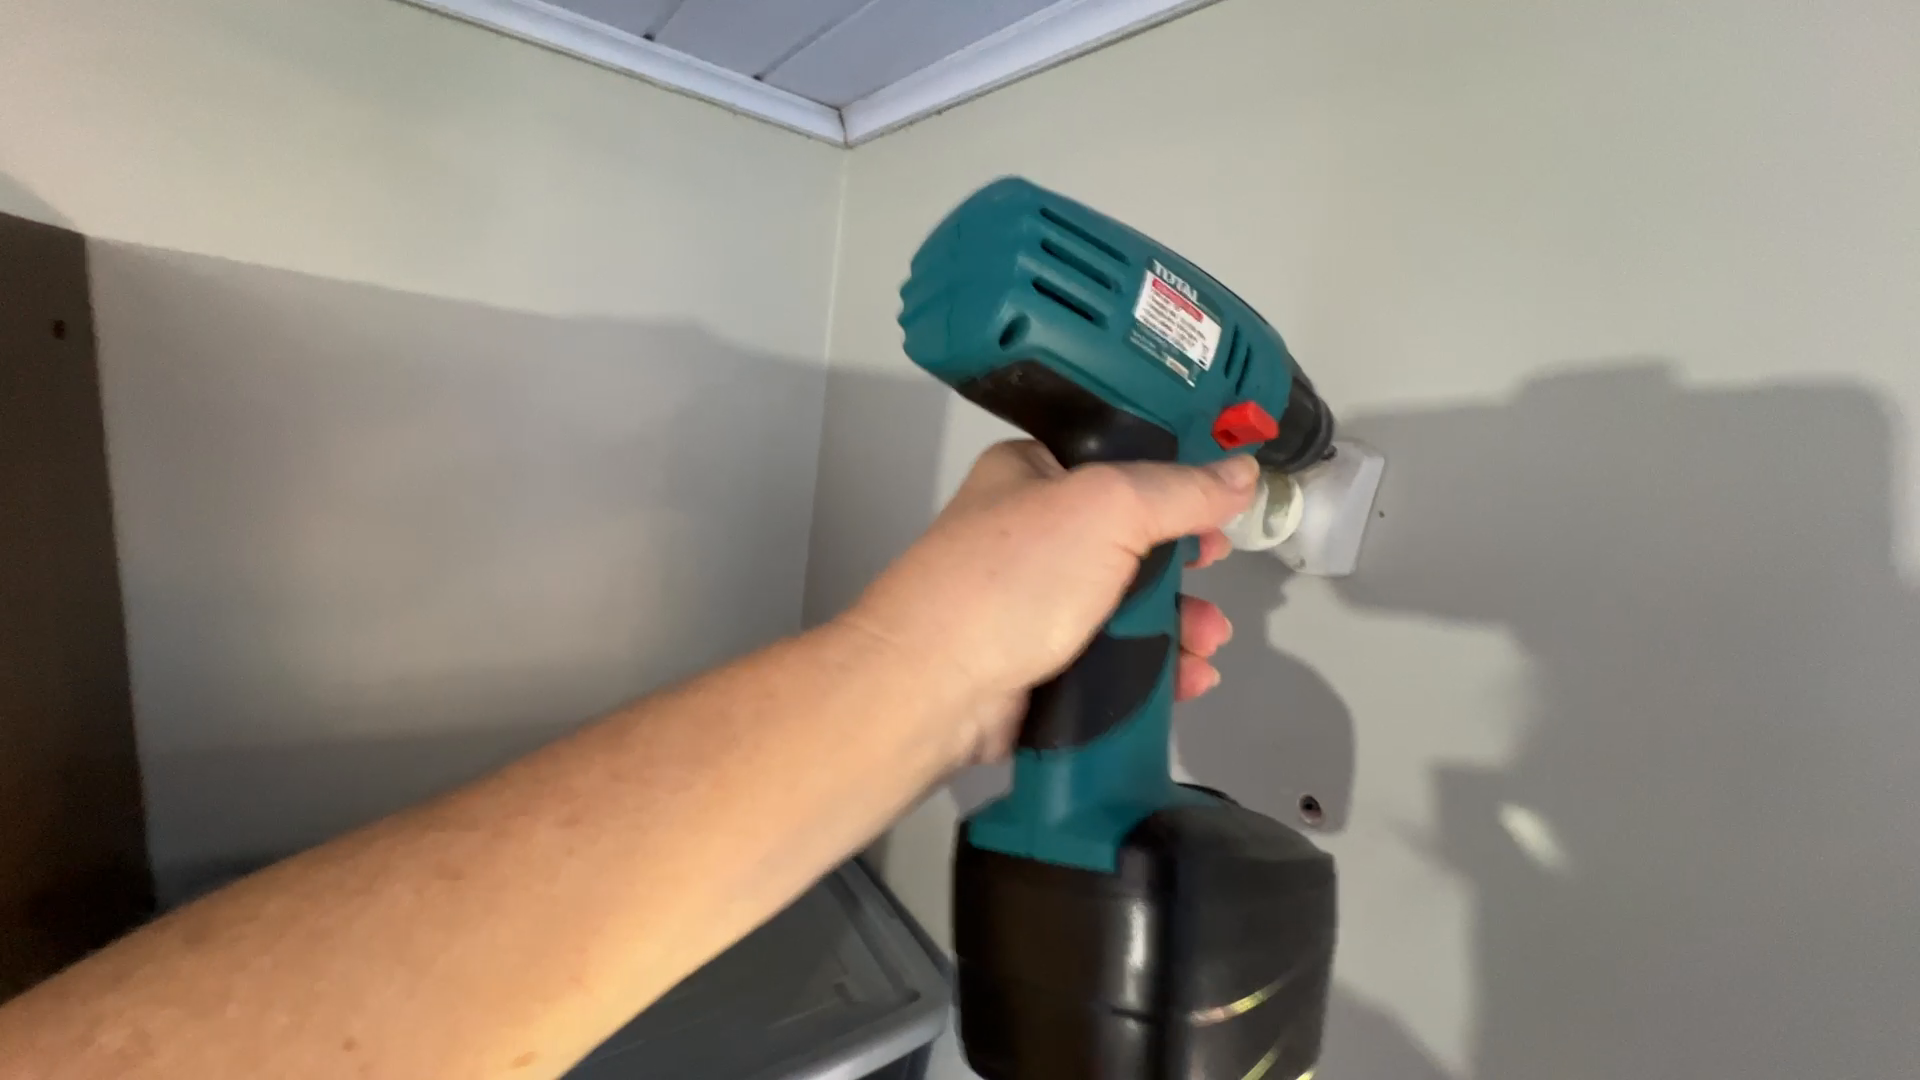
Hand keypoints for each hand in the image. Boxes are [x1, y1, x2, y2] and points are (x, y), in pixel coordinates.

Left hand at [842, 440, 1258, 767]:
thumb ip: (1178, 490)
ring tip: (1208, 643)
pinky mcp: (1040, 660)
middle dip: (1182, 564)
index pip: (1116, 463)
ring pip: (1125, 604)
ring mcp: (1033, 601)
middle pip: (1128, 539)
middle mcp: (1030, 533)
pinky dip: (1154, 666)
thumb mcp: (1104, 510)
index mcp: (1031, 474)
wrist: (936, 684)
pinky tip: (1189, 678)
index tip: (1218, 506)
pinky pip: (1111, 655)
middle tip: (1214, 573)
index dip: (1173, 482)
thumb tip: (1242, 472)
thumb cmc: (1015, 577)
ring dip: (1176, 622)